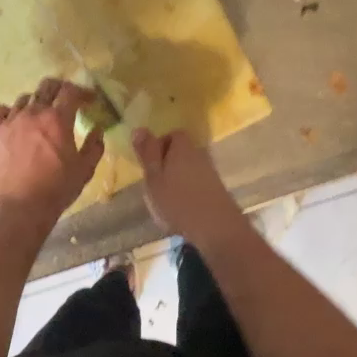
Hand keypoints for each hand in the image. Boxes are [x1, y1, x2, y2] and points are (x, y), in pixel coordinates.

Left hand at [0, 78, 104, 220]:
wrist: (21, 205)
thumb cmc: (57, 189)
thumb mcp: (84, 170)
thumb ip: (94, 146)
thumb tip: (97, 130)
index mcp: (58, 119)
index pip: (71, 92)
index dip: (82, 92)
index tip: (88, 100)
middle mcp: (33, 113)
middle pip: (46, 87)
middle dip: (59, 89)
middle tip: (65, 99)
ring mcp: (11, 121)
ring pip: (24, 99)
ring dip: (36, 102)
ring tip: (39, 115)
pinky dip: (9, 112)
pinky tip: (14, 121)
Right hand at [133, 128, 248, 250]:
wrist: (216, 227)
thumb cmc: (177, 201)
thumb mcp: (153, 178)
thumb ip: (147, 154)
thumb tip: (139, 128)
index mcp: (182, 148)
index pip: (172, 135)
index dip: (159, 146)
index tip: (149, 165)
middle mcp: (199, 155)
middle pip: (181, 152)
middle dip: (167, 164)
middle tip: (154, 184)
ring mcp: (210, 173)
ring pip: (188, 168)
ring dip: (176, 179)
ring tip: (166, 200)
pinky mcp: (217, 190)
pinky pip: (197, 183)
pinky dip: (187, 191)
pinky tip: (181, 209)